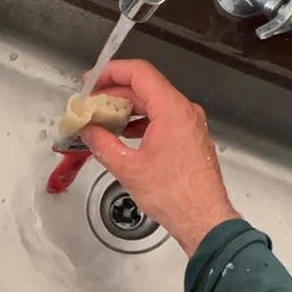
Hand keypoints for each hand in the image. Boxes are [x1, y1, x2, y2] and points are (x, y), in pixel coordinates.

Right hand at [78, 59, 238, 253]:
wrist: (203, 219)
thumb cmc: (174, 195)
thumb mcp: (128, 168)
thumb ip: (102, 143)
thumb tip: (87, 130)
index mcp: (171, 110)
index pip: (139, 73)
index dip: (110, 72)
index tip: (90, 81)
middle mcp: (184, 111)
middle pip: (144, 88)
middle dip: (113, 94)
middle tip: (89, 106)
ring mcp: (189, 124)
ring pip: (153, 104)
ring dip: (126, 109)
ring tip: (102, 123)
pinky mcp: (189, 138)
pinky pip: (162, 119)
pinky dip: (140, 122)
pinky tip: (124, 136)